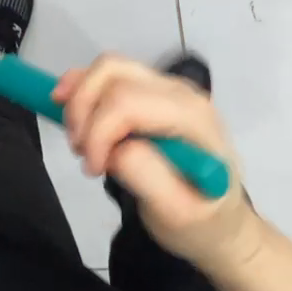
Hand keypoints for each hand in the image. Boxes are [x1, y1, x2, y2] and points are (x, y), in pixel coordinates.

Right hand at [54, 55, 264, 272]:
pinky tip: (68, 108)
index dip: (98, 130)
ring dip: (79, 97)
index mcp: (192, 118)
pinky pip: (108, 73)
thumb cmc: (202, 223)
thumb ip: (147, 176)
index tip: (92, 169)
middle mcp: (180, 91)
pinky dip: (82, 86)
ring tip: (77, 138)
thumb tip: (114, 148)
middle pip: (113, 74)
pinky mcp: (150, 89)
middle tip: (80, 152)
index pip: (127, 102)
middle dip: (83, 110)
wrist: (223, 223)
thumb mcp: (178, 214)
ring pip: (107, 68)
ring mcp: (165, 86)